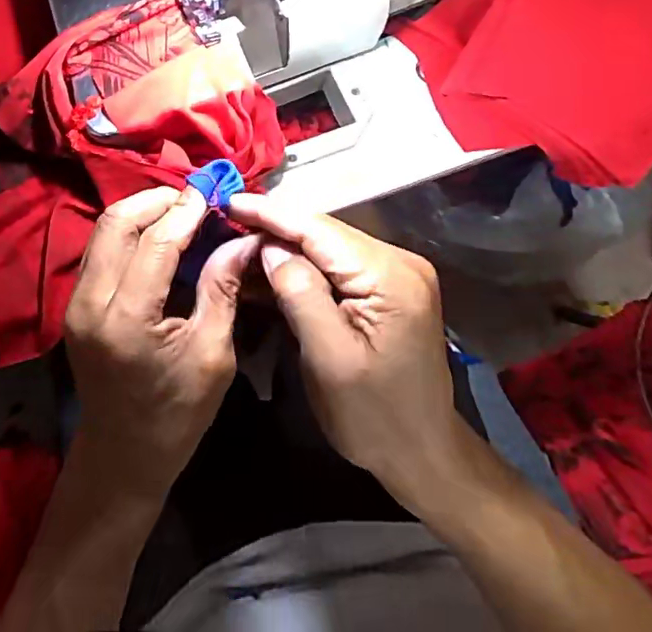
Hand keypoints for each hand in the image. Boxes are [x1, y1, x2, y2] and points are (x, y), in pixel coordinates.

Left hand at [63, 186, 260, 496]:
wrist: (122, 458)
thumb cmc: (176, 415)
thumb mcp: (212, 354)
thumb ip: (221, 287)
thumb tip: (243, 238)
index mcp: (126, 320)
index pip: (156, 241)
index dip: (188, 210)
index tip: (216, 191)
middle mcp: (90, 303)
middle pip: (117, 223)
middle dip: (160, 200)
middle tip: (199, 200)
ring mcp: (76, 303)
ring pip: (104, 230)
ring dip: (144, 212)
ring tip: (185, 212)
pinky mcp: (77, 304)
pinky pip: (102, 248)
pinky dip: (132, 231)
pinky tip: (163, 236)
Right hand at [225, 193, 459, 494]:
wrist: (424, 452)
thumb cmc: (374, 417)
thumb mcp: (329, 359)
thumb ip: (299, 294)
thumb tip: (270, 246)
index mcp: (390, 276)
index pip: (320, 230)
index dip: (272, 214)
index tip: (229, 199)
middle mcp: (400, 261)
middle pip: (327, 233)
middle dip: (277, 227)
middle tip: (227, 223)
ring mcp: (398, 272)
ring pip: (331, 246)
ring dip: (288, 246)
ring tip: (242, 241)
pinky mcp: (391, 287)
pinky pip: (341, 265)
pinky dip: (307, 266)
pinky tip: (274, 268)